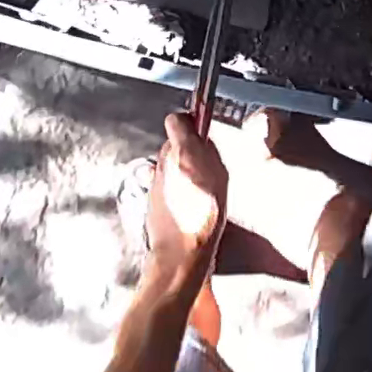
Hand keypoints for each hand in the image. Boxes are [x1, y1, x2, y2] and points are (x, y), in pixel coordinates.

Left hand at [146, 113, 227, 289]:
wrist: (181, 253)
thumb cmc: (206, 215)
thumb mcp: (221, 177)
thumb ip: (210, 152)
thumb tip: (203, 140)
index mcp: (181, 150)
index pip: (176, 118)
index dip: (187, 122)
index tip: (198, 131)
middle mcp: (163, 160)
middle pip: (172, 141)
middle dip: (185, 147)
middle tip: (202, 163)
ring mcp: (155, 178)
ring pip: (168, 162)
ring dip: (179, 168)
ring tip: (197, 187)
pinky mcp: (150, 196)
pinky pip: (164, 181)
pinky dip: (174, 186)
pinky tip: (186, 202)